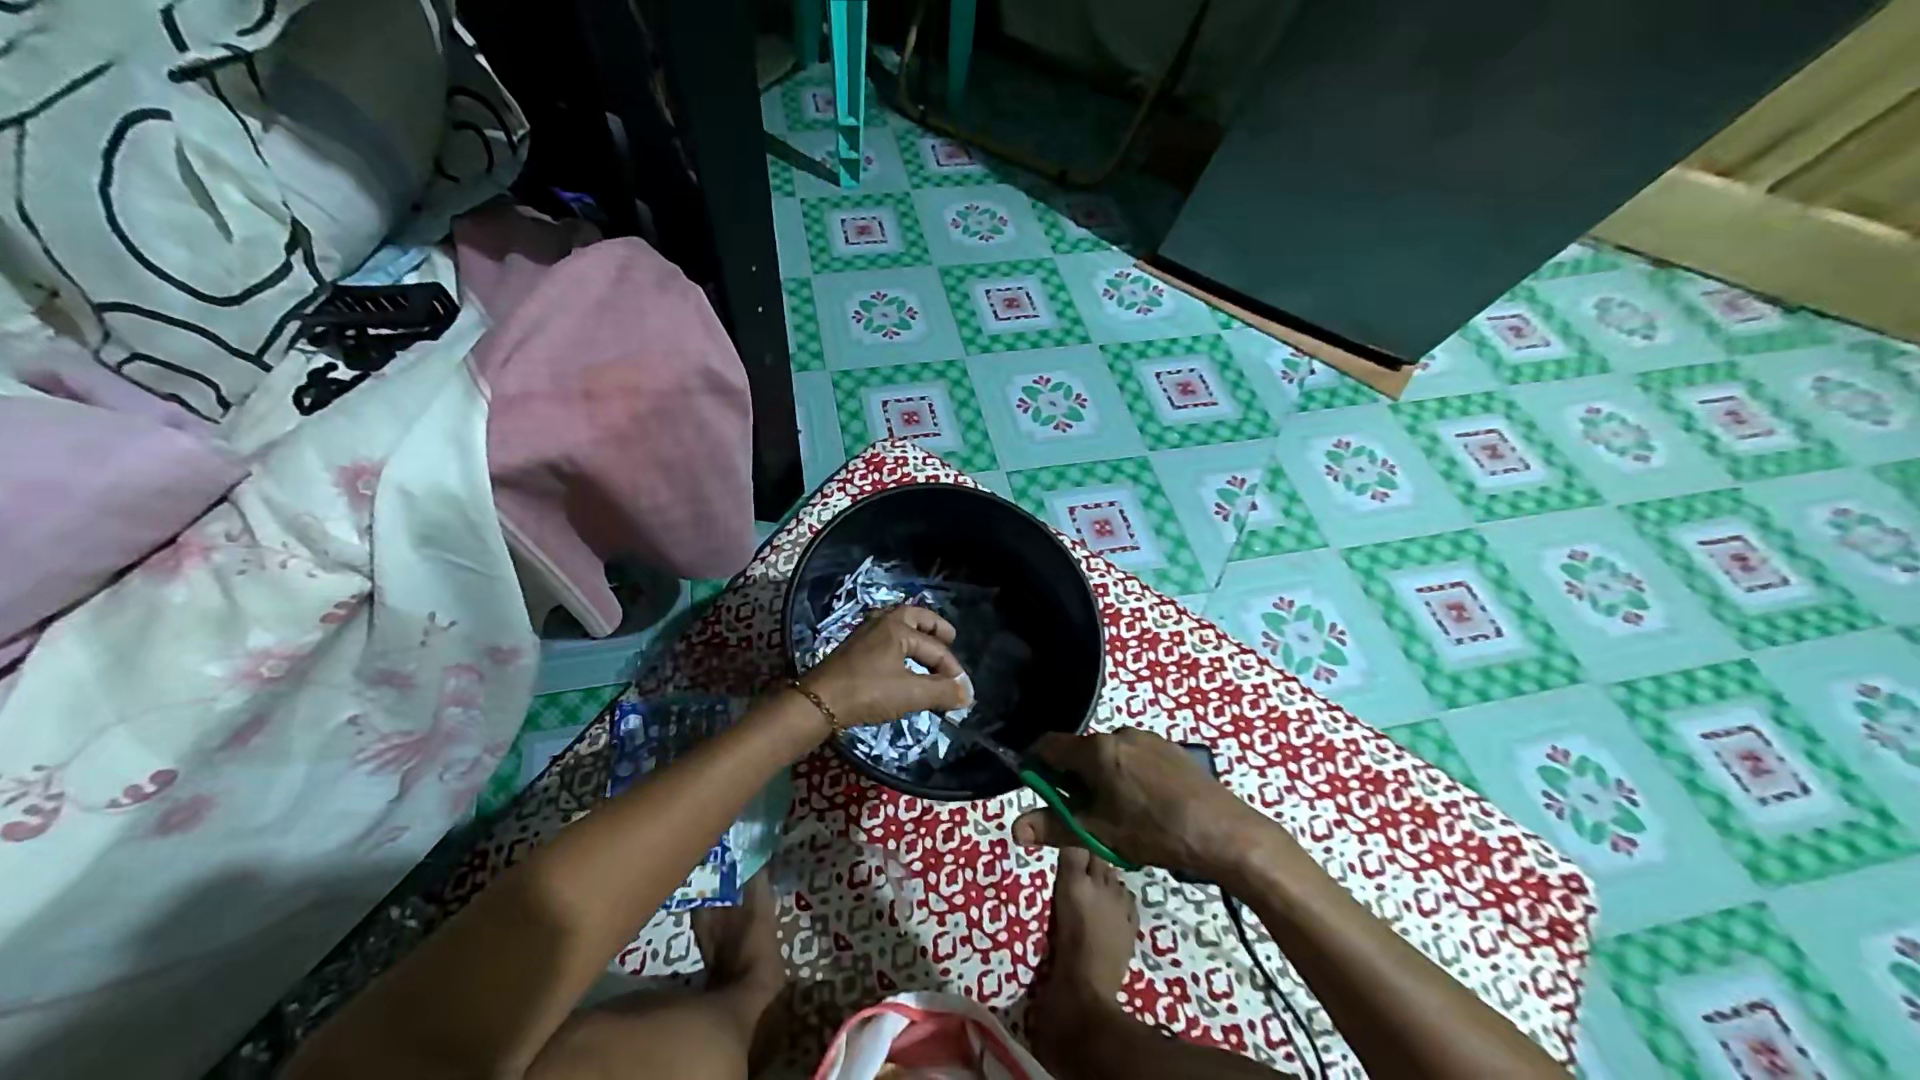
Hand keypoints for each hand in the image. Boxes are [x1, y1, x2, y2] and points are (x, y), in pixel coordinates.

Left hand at [800, 605, 972, 728]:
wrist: (818, 703)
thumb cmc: (868, 692)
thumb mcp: (910, 694)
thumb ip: (942, 692)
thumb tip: (967, 694)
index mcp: (899, 627)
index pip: (936, 648)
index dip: (953, 670)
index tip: (963, 691)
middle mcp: (882, 623)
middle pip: (915, 617)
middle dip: (934, 628)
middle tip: (950, 639)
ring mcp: (865, 635)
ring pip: (897, 627)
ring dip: (916, 636)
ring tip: (928, 652)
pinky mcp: (853, 651)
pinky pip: (885, 640)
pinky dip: (900, 647)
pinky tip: (901, 664)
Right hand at [1011, 728, 1277, 876]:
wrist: (1224, 832)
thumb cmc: (1154, 831)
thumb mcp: (1099, 833)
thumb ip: (1053, 827)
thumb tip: (1015, 829)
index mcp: (1096, 749)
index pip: (1049, 745)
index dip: (1038, 768)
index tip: (1042, 794)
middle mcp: (1119, 734)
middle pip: (1080, 753)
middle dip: (1074, 781)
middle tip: (1086, 817)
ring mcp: (1148, 739)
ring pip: (1109, 757)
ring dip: (1103, 781)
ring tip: (1121, 818)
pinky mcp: (1171, 750)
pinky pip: (1135, 758)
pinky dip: (1128, 777)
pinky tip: (1148, 808)